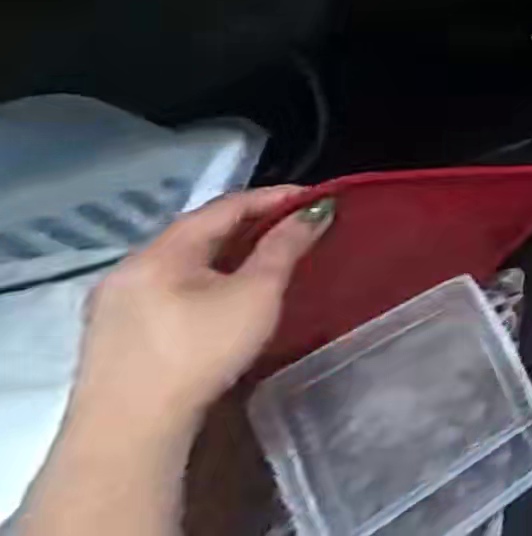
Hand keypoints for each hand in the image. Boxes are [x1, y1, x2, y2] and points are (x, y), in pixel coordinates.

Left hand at [71, 186, 332, 434]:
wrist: (132, 428)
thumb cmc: (203, 349)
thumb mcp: (258, 291)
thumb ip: (286, 245)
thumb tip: (316, 210)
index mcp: (158, 255)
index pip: (224, 207)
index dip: (275, 196)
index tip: (319, 197)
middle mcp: (130, 269)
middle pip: (201, 228)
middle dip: (255, 218)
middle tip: (303, 219)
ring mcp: (118, 300)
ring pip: (188, 254)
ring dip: (234, 244)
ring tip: (278, 245)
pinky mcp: (120, 325)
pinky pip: (175, 278)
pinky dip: (213, 267)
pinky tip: (236, 279)